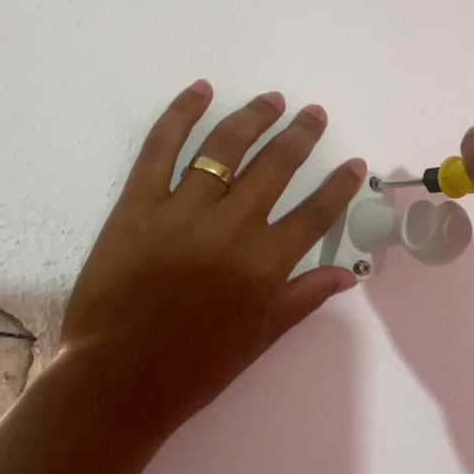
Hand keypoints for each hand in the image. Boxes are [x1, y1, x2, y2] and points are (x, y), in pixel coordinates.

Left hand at [57, 81, 365, 436]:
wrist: (119, 382)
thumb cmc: (195, 368)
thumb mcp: (259, 338)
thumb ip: (303, 298)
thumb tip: (346, 276)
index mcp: (265, 265)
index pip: (315, 214)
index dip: (339, 186)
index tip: (354, 164)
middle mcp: (231, 228)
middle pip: (276, 167)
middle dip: (301, 136)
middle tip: (314, 114)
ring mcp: (182, 212)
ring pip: (224, 149)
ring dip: (253, 118)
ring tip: (272, 100)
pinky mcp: (137, 206)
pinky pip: (160, 149)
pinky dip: (181, 115)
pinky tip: (201, 91)